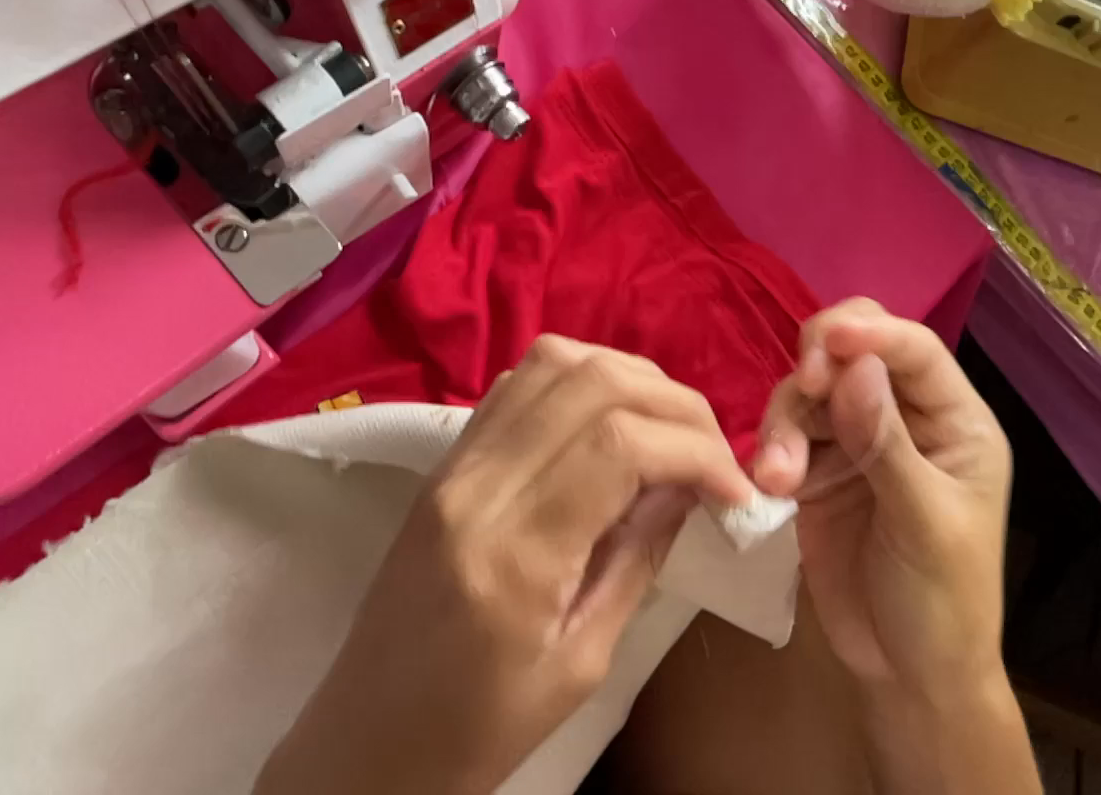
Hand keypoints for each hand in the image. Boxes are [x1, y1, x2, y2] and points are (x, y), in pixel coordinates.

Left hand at [255, 335, 755, 794]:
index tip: (735, 490)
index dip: (696, 451)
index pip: (620, 445)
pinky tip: (609, 419)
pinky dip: (581, 380)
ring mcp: (453, 461)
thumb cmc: (479, 727)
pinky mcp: (445, 457)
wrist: (365, 739)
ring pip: (555, 362)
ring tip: (668, 428)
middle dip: (675, 404)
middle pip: (593, 383)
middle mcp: (477, 484)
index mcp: (513, 551)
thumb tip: (687, 484)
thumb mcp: (582, 663)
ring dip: (630, 379)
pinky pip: (520, 382)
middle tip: (712, 451)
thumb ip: (637, 556)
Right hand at [755, 298, 1013, 698]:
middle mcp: (902, 417)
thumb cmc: (942, 602)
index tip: (827, 342)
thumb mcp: (924, 523)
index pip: (914, 351)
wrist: (904, 673)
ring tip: (777, 478)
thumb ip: (886, 444)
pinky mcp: (814, 468)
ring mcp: (853, 441)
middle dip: (820, 363)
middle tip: (806, 389)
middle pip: (852, 353)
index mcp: (953, 421)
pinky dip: (769, 451)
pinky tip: (768, 487)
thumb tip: (856, 367)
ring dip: (785, 423)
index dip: (872, 333)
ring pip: (808, 393)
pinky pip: (784, 435)